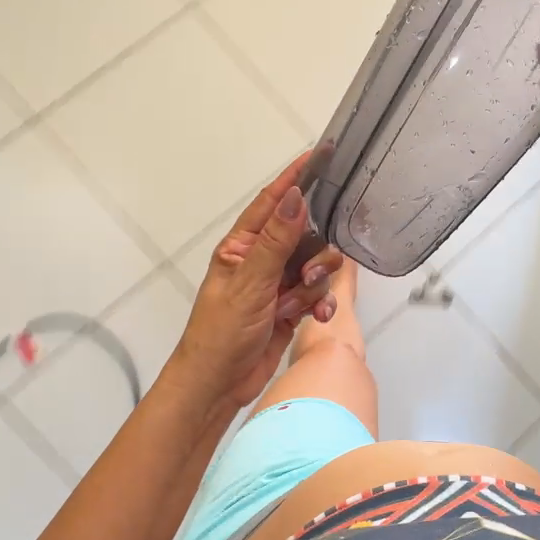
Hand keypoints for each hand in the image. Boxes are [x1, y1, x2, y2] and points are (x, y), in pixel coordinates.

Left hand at [170, 151, 344, 410]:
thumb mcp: (250, 283)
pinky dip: (320, 305)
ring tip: (300, 305)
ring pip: (317, 267)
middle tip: (308, 278)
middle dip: (315, 256)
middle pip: (306, 237)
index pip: (272, 203)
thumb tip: (294, 196)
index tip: (319, 153)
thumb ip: (276, 240)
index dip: (294, 178)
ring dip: (316, 285)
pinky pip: (318, 294)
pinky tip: (316, 318)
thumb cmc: (222, 332)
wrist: (218, 385)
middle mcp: (263, 260)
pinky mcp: (291, 307)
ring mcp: (278, 284)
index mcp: (243, 246)